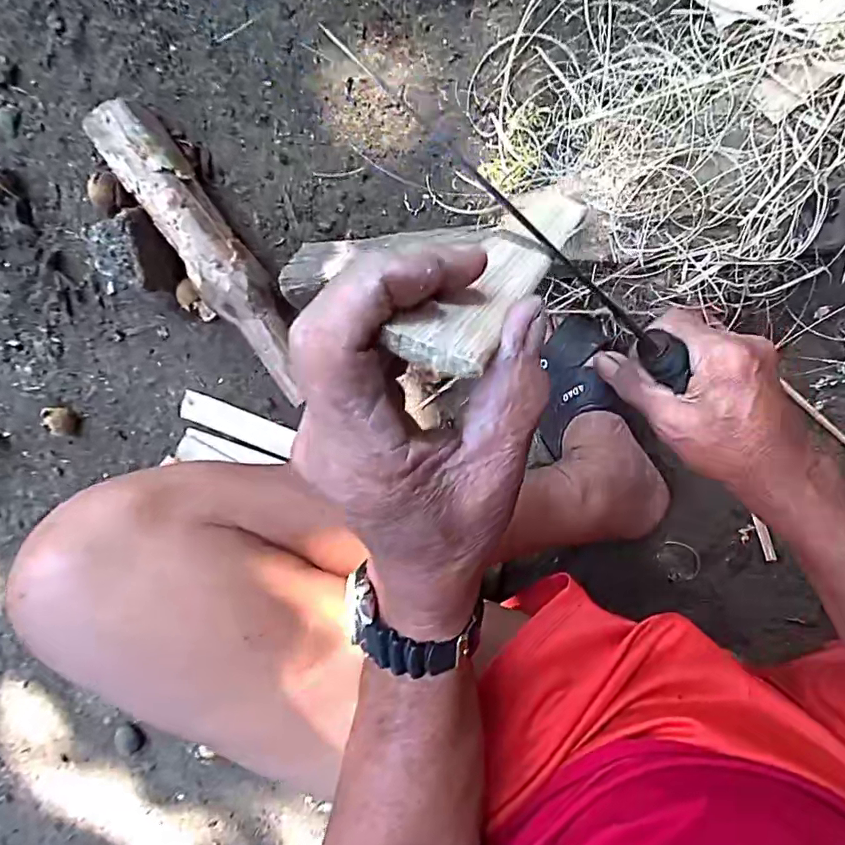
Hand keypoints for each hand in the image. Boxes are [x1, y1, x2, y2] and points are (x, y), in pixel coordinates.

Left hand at [289, 246, 547, 637]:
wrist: (417, 576)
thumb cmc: (455, 538)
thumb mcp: (498, 473)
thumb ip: (515, 390)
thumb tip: (527, 312)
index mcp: (355, 450)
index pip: (330, 344)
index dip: (380, 286)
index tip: (454, 268)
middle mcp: (320, 430)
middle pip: (323, 324)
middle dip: (389, 279)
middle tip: (461, 269)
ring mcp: (317, 421)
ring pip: (331, 327)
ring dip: (390, 292)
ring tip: (454, 284)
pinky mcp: (331, 412)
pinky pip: (346, 345)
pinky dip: (388, 317)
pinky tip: (431, 314)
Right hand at [592, 308, 817, 509]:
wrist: (775, 469)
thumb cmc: (733, 451)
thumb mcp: (669, 420)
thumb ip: (633, 385)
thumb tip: (607, 363)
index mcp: (723, 353)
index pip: (671, 319)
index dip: (649, 342)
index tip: (647, 367)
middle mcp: (746, 344)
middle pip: (689, 328)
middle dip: (671, 355)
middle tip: (671, 389)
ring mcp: (759, 352)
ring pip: (705, 340)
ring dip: (691, 363)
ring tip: (691, 397)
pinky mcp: (763, 362)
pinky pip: (723, 352)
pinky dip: (709, 370)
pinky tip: (709, 400)